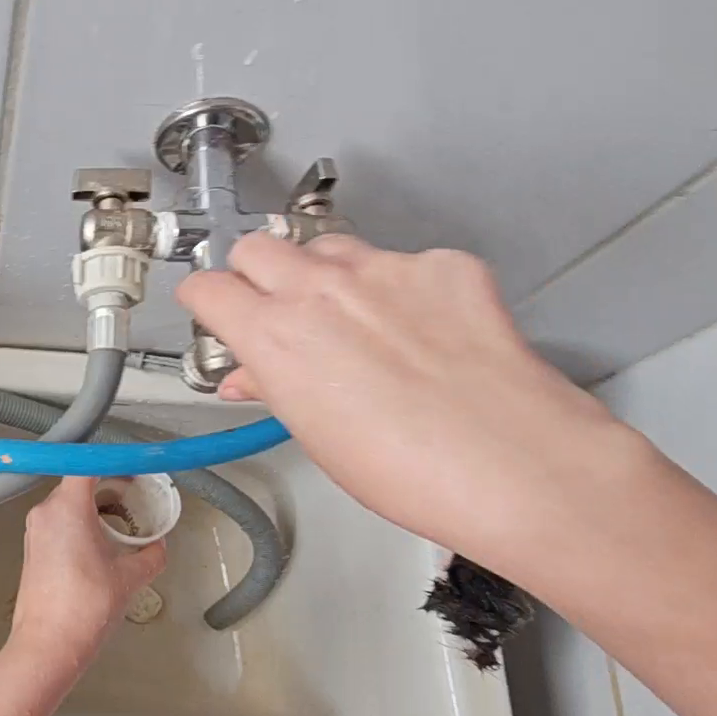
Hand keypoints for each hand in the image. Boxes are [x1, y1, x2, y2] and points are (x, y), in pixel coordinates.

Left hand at [8, 477, 165, 682]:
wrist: (48, 644)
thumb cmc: (87, 604)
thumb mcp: (129, 577)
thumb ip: (150, 555)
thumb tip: (160, 546)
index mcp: (66, 507)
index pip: (87, 465)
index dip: (112, 462)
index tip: (134, 468)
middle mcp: (45, 512)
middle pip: (76, 484)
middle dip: (106, 486)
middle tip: (134, 495)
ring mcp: (34, 531)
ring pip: (66, 505)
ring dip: (92, 508)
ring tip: (121, 522)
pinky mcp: (32, 550)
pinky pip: (58, 524)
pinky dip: (78, 525)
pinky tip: (100, 543)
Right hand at [176, 233, 657, 572]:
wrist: (513, 466)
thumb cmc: (408, 469)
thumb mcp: (312, 434)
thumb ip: (273, 387)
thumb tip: (254, 375)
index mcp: (275, 336)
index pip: (207, 287)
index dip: (204, 300)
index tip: (210, 307)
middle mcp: (322, 289)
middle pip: (258, 246)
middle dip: (253, 274)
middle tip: (269, 307)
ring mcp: (386, 270)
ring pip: (327, 246)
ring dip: (321, 273)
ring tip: (345, 318)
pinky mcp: (444, 266)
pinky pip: (401, 260)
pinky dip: (396, 285)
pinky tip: (415, 328)